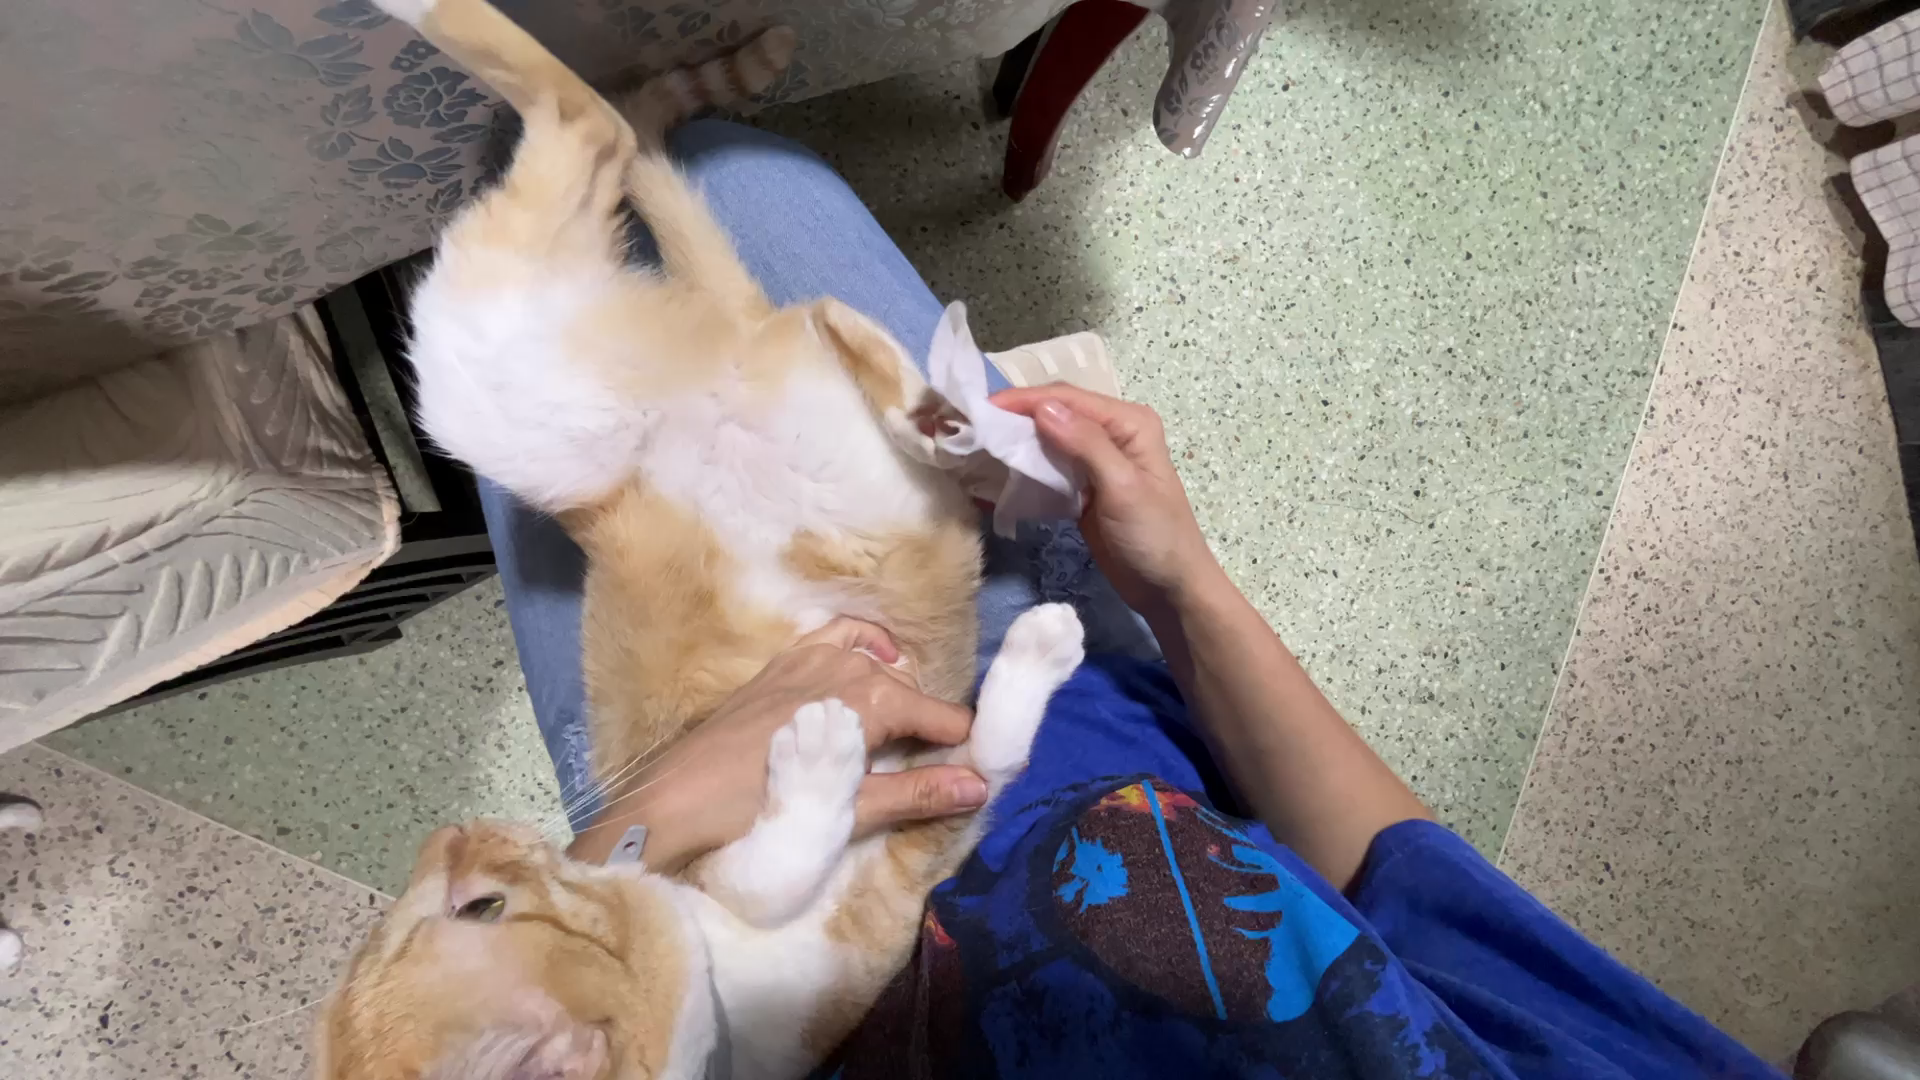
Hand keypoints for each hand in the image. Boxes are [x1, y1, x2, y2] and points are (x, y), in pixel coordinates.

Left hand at [566, 618, 986, 871]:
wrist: (677, 801)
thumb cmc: (765, 808)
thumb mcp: (849, 808)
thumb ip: (918, 792)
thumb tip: (981, 785)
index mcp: (873, 699)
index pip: (943, 717)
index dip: (962, 744)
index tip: (972, 769)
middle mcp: (851, 665)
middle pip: (912, 692)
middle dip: (928, 726)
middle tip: (927, 766)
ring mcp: (815, 657)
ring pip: (880, 666)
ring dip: (897, 694)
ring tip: (894, 734)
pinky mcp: (786, 660)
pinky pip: (840, 637)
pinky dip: (863, 647)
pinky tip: (866, 666)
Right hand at [992, 383, 1224, 620]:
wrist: (1168, 589)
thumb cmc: (1154, 537)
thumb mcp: (1123, 488)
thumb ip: (1086, 445)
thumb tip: (1042, 408)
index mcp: (1128, 423)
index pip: (1067, 399)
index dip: (1023, 400)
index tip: (981, 409)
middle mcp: (1111, 433)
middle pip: (1054, 414)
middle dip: (1014, 418)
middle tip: (972, 427)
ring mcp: (1095, 461)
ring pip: (1048, 440)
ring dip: (1016, 442)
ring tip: (978, 446)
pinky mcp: (1082, 487)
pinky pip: (1048, 467)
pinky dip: (1025, 468)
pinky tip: (1000, 473)